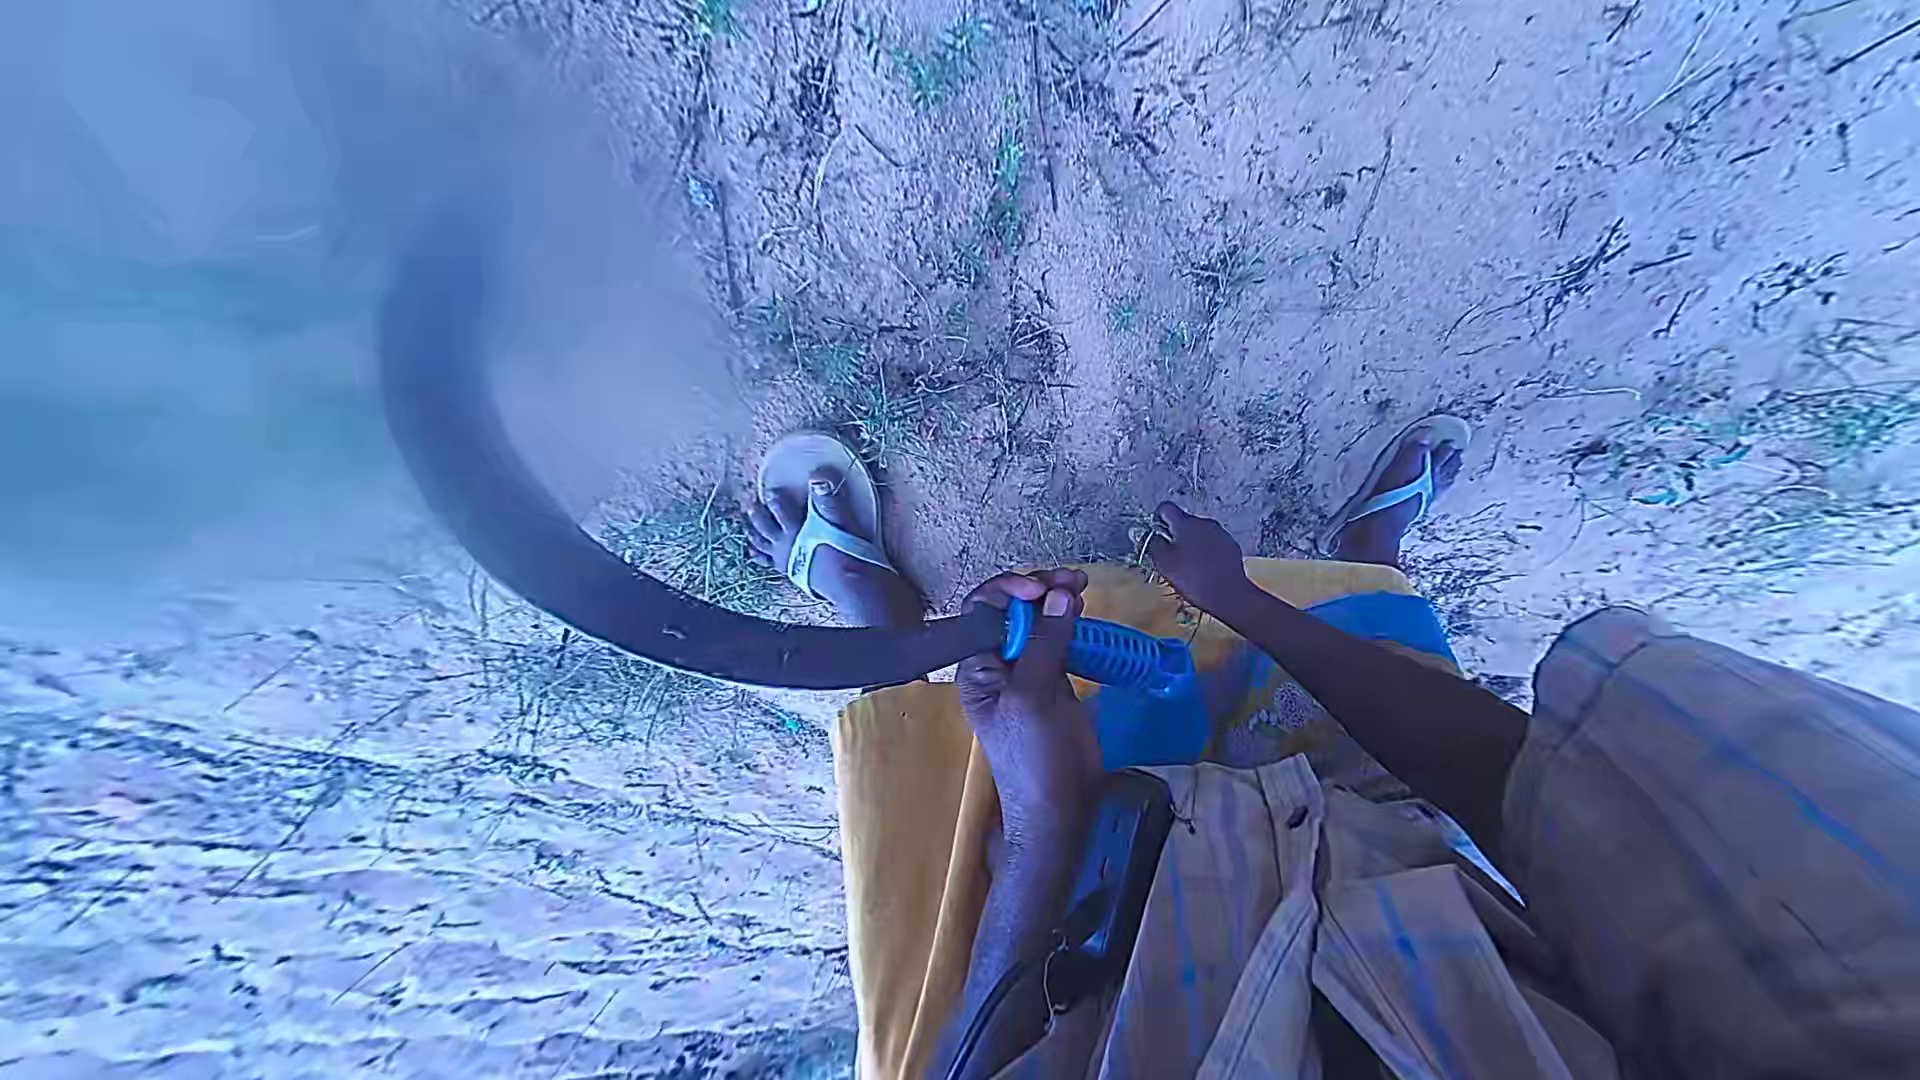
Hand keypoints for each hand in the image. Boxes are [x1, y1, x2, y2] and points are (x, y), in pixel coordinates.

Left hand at [956, 569, 1100, 863]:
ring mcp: (1028, 667)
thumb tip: (1058, 595)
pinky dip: (1070, 620)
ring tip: (1079, 586)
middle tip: (1070, 580)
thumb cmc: (1035, 757)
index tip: (1038, 591)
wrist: (1061, 806)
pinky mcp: (1054, 675)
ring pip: (1037, 620)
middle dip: (1037, 589)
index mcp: (978, 666)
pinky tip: (1082, 607)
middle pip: (1011, 610)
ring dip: (1056, 598)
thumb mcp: (1033, 698)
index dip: (1007, 593)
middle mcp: (999, 661)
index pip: (982, 611)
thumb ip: (1044, 644)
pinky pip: (1058, 637)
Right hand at [1147, 502, 1256, 614]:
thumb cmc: (1194, 577)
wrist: (1228, 594)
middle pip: (1183, 522)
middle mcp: (1205, 523)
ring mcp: (1220, 534)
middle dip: (1174, 536)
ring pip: (1198, 533)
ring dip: (1191, 544)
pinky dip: (1205, 552)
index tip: (1155, 534)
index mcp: (1186, 523)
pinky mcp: (1231, 547)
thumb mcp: (1163, 562)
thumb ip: (1153, 543)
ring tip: (1187, 566)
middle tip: (1170, 556)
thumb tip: (1153, 537)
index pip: (1165, 508)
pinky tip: (1202, 569)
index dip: (1156, 520)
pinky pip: (1212, 544)